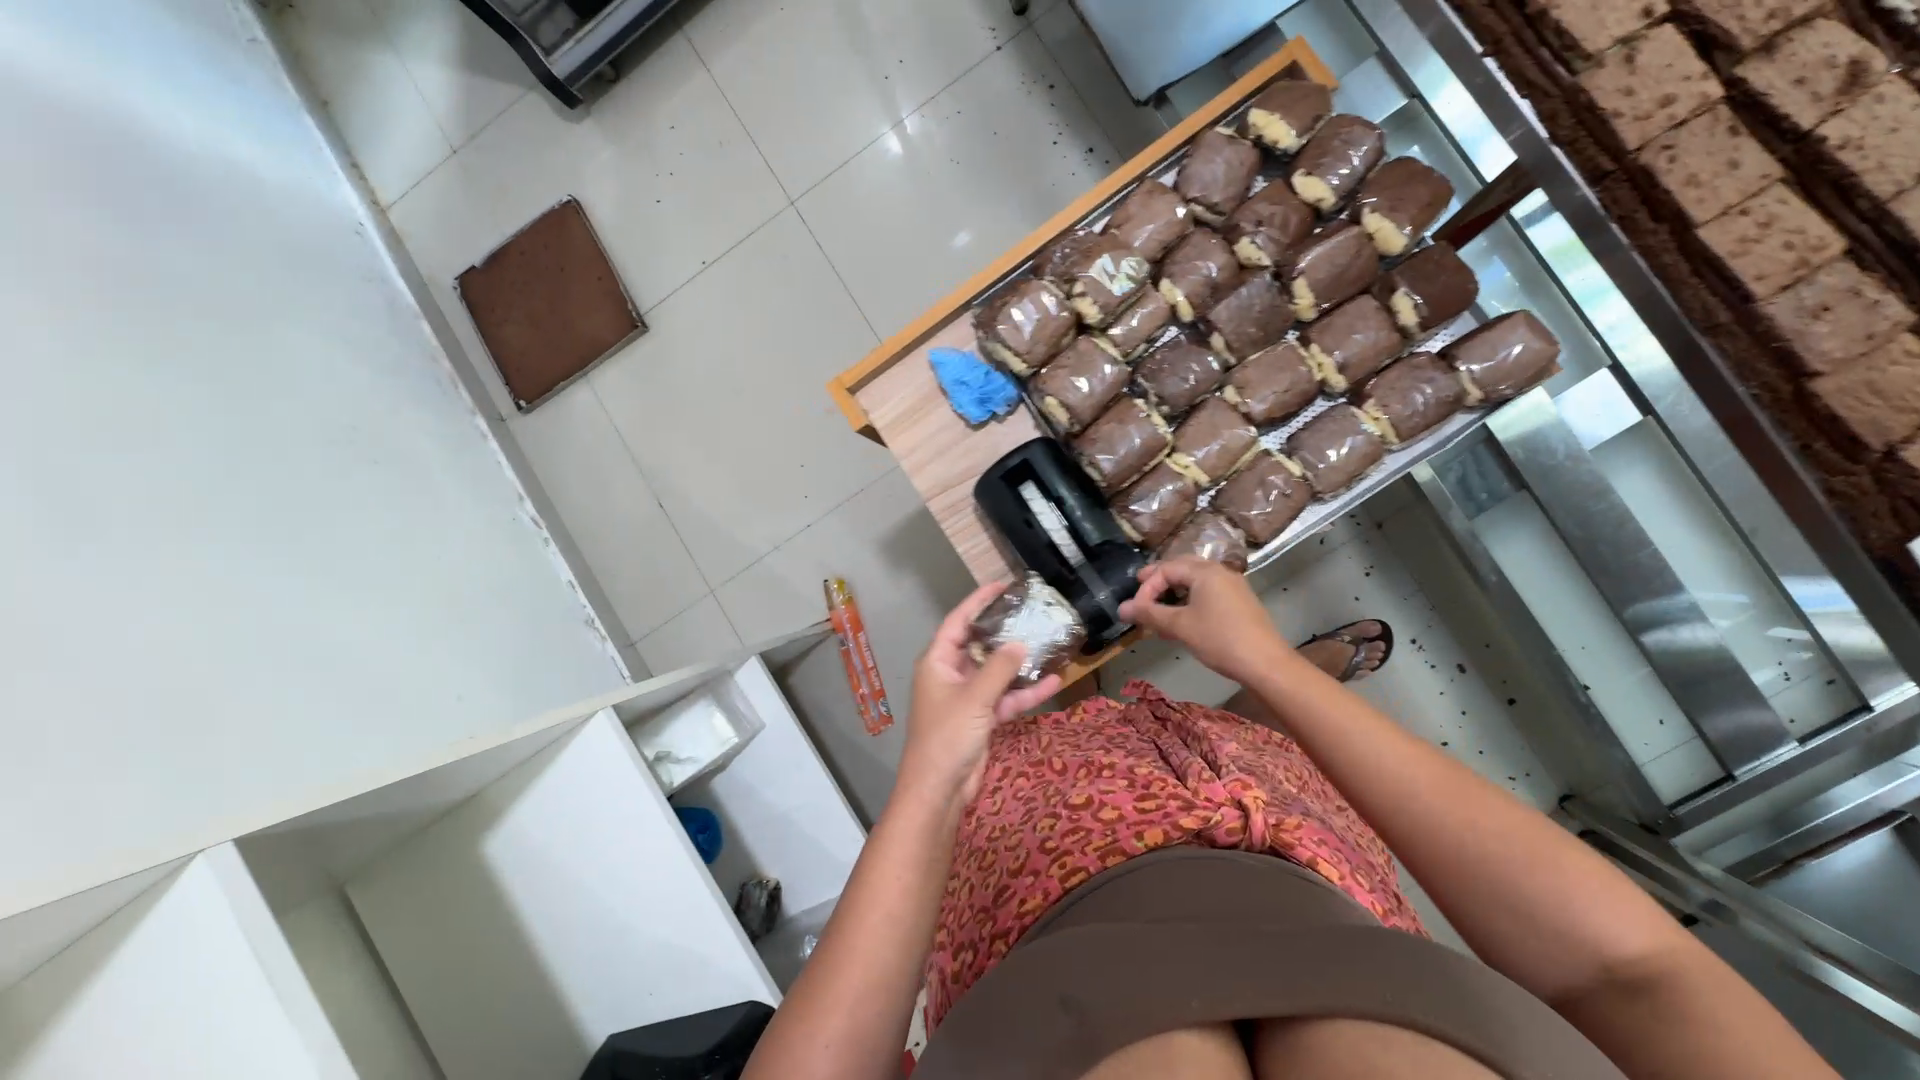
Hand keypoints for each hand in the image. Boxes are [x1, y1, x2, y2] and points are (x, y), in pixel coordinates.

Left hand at [898, 582, 1062, 806]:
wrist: (939, 788)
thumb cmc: (947, 736)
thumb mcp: (975, 697)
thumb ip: (999, 668)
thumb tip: (1021, 644)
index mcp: (937, 662)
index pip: (958, 622)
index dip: (978, 602)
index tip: (1001, 585)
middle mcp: (950, 674)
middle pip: (980, 645)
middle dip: (1005, 632)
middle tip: (1032, 613)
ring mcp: (966, 698)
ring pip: (996, 673)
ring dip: (1021, 664)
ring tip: (1050, 644)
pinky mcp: (981, 719)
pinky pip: (1005, 698)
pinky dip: (1025, 693)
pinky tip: (1055, 682)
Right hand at [1117, 557, 1288, 684]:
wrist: (1265, 663)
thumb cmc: (1219, 639)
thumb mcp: (1179, 626)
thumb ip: (1149, 614)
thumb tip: (1121, 608)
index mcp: (1205, 572)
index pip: (1166, 569)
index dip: (1146, 588)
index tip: (1135, 609)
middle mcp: (1220, 572)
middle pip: (1182, 567)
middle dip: (1160, 580)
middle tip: (1141, 589)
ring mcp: (1233, 586)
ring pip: (1196, 580)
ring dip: (1175, 591)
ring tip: (1159, 609)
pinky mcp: (1240, 601)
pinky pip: (1209, 592)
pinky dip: (1190, 599)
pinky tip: (1184, 618)